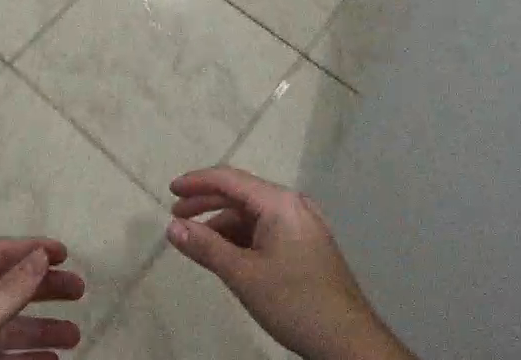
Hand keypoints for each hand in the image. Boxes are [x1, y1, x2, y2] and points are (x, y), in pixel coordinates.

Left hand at [0, 236, 85, 359]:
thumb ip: (9, 290)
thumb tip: (41, 254)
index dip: (31, 248)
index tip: (65, 254)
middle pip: (11, 288)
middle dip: (45, 288)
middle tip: (79, 291)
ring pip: (15, 328)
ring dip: (44, 329)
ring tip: (74, 337)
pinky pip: (9, 358)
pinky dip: (32, 358)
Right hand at [165, 167, 415, 359]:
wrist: (350, 342)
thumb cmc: (294, 302)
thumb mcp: (243, 275)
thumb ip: (205, 247)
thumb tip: (172, 228)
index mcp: (279, 202)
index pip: (229, 179)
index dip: (196, 182)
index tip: (170, 191)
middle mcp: (293, 204)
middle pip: (241, 193)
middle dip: (207, 203)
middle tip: (177, 216)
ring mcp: (304, 224)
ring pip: (254, 214)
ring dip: (224, 224)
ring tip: (200, 242)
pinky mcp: (309, 244)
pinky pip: (267, 229)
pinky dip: (243, 237)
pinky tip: (230, 255)